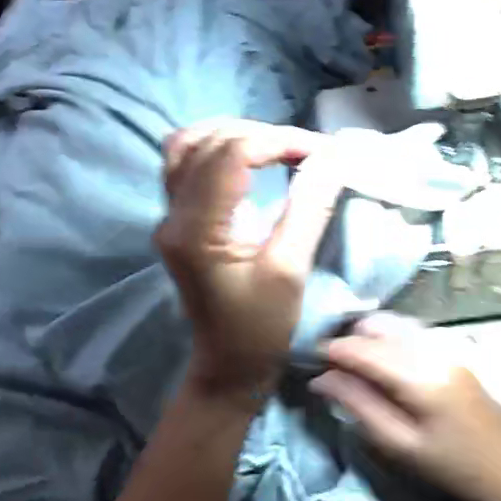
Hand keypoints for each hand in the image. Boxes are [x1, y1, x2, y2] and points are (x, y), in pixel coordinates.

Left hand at [156, 119, 344, 400]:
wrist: (226, 366)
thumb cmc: (261, 328)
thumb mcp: (291, 269)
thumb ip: (308, 207)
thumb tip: (332, 158)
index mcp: (197, 230)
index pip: (233, 154)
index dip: (280, 141)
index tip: (322, 152)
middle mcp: (172, 215)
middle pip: (211, 141)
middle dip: (264, 135)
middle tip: (308, 152)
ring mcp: (168, 215)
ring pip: (190, 143)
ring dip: (237, 134)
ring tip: (279, 147)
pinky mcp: (175, 219)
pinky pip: (185, 162)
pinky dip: (217, 147)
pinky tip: (248, 155)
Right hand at [311, 314, 500, 500]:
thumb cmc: (453, 467)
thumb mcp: (400, 445)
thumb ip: (359, 406)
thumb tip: (321, 378)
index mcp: (419, 375)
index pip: (364, 348)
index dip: (332, 349)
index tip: (309, 359)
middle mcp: (433, 349)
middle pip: (379, 326)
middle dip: (349, 338)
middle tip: (327, 363)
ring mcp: (446, 345)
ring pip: (394, 324)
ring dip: (368, 337)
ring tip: (349, 364)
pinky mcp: (452, 350)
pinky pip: (409, 332)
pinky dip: (387, 340)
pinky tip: (378, 362)